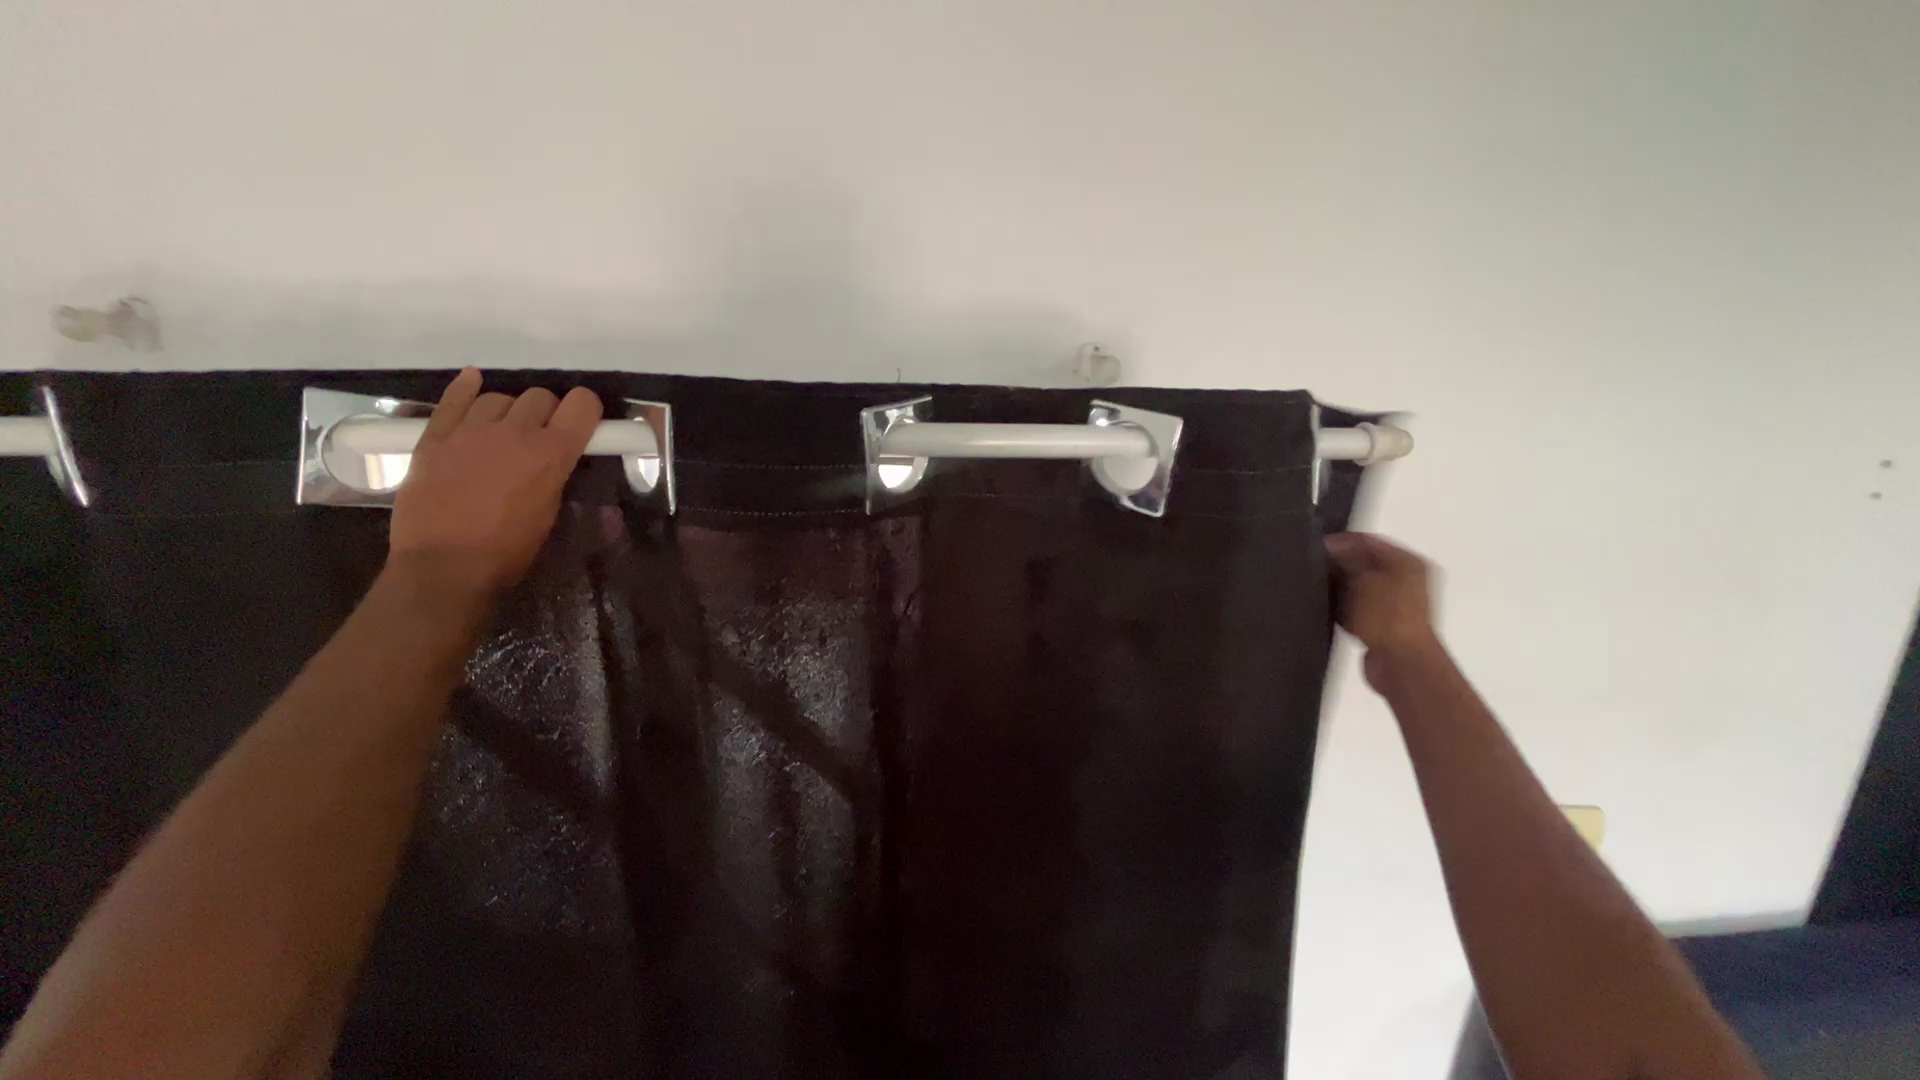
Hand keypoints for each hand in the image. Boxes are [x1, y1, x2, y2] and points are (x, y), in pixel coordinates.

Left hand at [388, 369, 601, 598]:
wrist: (444, 568)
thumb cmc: (508, 552)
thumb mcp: (550, 515)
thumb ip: (556, 477)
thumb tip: (559, 461)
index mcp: (551, 454)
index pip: (582, 405)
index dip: (587, 410)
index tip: (584, 423)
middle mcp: (514, 432)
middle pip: (540, 396)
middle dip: (547, 412)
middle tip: (541, 436)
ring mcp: (470, 431)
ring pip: (498, 397)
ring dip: (508, 410)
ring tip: (503, 431)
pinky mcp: (434, 438)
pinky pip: (453, 399)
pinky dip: (466, 388)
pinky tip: (472, 383)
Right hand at [1325, 532, 1441, 685]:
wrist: (1402, 666)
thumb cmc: (1387, 618)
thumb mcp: (1364, 581)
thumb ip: (1347, 560)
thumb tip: (1331, 548)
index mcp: (1407, 562)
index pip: (1368, 541)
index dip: (1340, 542)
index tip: (1312, 547)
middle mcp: (1405, 579)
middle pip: (1364, 563)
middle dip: (1338, 565)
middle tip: (1310, 567)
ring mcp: (1395, 603)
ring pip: (1358, 586)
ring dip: (1339, 588)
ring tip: (1314, 587)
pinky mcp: (1382, 624)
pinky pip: (1356, 608)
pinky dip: (1342, 607)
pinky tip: (1324, 609)